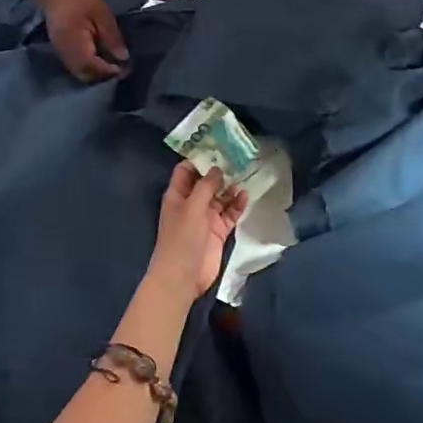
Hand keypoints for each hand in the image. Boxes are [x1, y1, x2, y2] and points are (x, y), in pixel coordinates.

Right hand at [44, 0, 128, 82]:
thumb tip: (123, 58)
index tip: (124, 69)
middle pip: (85, 75)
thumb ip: (112, 37)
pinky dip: (90, 69)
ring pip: (80, 74)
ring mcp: (61, 55)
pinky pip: (76, 69)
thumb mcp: (102, 14)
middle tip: (121, 69)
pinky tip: (101, 61)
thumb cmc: (81, 1)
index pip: (91, 66)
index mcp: (74, 42)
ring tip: (113, 66)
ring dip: (97, 74)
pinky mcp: (62, 54)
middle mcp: (65, 53)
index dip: (108, 71)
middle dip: (103, 76)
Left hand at [149, 162, 245, 301]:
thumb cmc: (182, 238)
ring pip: (220, 197)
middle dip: (220, 171)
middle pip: (206, 182)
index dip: (199, 158)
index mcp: (178, 195)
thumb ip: (205, 186)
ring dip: (230, 187)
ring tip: (245, 174)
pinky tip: (245, 196)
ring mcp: (205, 218)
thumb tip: (217, 168)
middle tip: (238, 156)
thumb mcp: (192, 207)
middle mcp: (191, 203)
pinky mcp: (218, 231)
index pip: (186, 170)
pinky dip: (237, 205)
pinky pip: (230, 213)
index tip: (216, 146)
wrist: (182, 276)